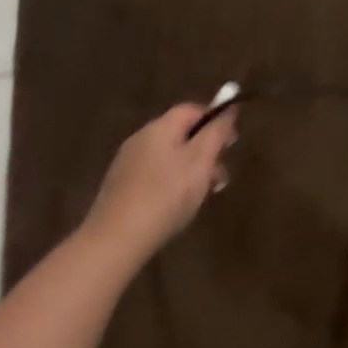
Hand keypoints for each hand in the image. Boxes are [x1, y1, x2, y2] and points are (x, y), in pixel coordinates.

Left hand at [85, 102, 237, 260]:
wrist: (116, 239)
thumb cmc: (165, 196)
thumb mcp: (200, 161)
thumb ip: (216, 132)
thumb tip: (229, 108)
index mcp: (159, 128)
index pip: (192, 109)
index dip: (215, 119)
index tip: (232, 142)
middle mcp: (140, 139)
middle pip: (181, 134)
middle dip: (205, 150)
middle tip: (220, 176)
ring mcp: (127, 163)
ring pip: (169, 157)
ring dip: (191, 170)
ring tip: (203, 195)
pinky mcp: (121, 187)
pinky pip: (155, 175)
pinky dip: (172, 183)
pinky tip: (177, 206)